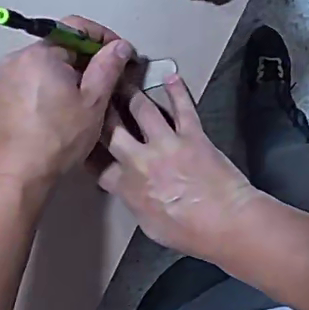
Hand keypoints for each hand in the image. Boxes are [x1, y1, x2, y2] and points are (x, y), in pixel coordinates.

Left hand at [0, 16, 132, 190]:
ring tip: (86, 100)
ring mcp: (5, 75)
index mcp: (40, 53)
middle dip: (87, 59)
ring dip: (70, 74)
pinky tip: (62, 109)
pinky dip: (51, 85)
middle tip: (108, 82)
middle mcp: (17, 57)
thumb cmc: (58, 137)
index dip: (103, 37)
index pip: (76, 27)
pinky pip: (32, 79)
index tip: (121, 56)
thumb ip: (108, 68)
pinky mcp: (0, 94)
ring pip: (47, 64)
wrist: (16, 172)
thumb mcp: (93, 102)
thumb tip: (121, 46)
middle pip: (60, 46)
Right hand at [98, 75, 265, 257]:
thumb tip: (133, 192)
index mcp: (127, 186)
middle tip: (94, 93)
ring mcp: (166, 143)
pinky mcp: (192, 135)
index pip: (98, 164)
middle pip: (111, 129)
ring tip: (123, 78)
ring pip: (142, 109)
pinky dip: (177, 91)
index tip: (83, 140)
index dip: (88, 151)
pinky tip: (172, 76)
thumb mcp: (150, 225)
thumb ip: (136, 201)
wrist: (225, 222)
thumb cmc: (189, 233)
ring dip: (131, 92)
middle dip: (101, 110)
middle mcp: (140, 160)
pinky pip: (182, 107)